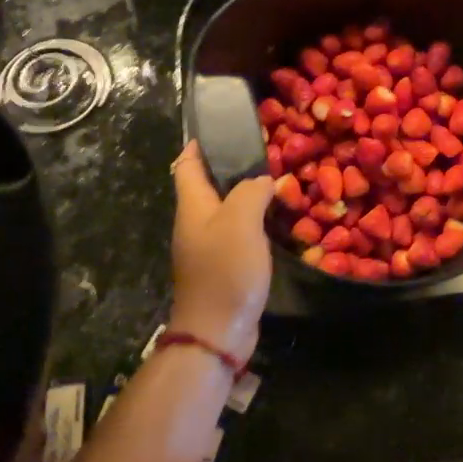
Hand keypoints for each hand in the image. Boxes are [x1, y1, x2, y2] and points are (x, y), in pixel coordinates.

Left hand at [169, 141, 273, 359]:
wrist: (217, 332)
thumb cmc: (225, 271)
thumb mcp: (240, 222)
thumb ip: (251, 192)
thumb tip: (263, 180)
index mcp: (192, 207)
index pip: (187, 167)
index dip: (197, 146)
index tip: (217, 129)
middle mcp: (195, 224)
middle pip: (206, 188)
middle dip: (228, 169)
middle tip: (262, 153)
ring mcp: (207, 249)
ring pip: (224, 212)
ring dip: (244, 197)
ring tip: (275, 183)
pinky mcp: (222, 269)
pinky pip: (236, 235)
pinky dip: (253, 223)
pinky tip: (274, 224)